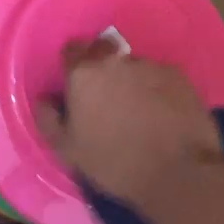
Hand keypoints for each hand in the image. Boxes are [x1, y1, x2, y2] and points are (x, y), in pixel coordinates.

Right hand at [35, 39, 223, 211]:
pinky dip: (158, 89)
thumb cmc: (114, 162)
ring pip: (134, 66)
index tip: (78, 84)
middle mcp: (115, 60)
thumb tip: (44, 99)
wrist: (178, 174)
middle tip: (108, 98)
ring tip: (141, 110)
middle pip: (104, 51)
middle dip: (103, 67)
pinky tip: (164, 114)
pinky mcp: (179, 77)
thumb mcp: (68, 150)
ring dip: (132, 80)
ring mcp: (150, 66)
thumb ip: (48, 119)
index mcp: (83, 73)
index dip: (73, 64)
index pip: (72, 50)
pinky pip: (161, 77)